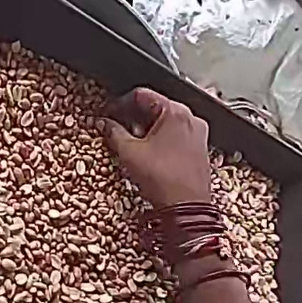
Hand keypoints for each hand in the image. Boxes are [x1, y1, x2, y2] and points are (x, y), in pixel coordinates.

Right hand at [104, 87, 211, 205]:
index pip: (142, 95)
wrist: (187, 207)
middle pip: (155, 107)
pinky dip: (158, 139)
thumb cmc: (164, 179)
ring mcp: (197, 134)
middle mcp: (191, 119)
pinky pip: (174, 135)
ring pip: (165, 122)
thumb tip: (104, 123)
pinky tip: (146, 153)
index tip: (108, 113)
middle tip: (116, 128)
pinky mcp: (197, 149)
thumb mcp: (130, 152)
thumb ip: (113, 132)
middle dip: (133, 117)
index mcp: (175, 112)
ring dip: (145, 129)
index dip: (119, 103)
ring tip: (130, 143)